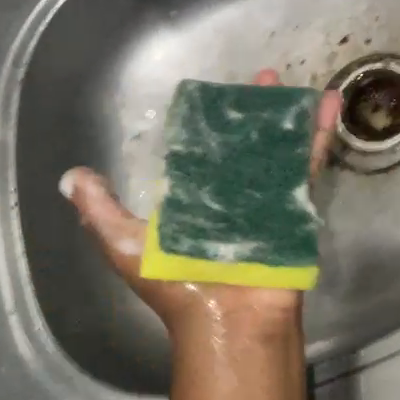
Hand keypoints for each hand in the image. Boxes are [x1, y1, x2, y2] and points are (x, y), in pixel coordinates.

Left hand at [60, 69, 341, 336]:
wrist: (229, 320)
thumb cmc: (177, 285)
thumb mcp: (127, 248)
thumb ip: (103, 212)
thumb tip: (71, 175)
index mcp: (196, 200)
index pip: (206, 150)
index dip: (214, 120)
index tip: (222, 93)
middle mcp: (234, 193)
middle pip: (249, 141)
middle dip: (258, 109)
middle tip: (267, 78)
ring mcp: (269, 197)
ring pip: (281, 146)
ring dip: (291, 115)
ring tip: (298, 85)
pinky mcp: (297, 205)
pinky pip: (309, 164)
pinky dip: (318, 134)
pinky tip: (328, 105)